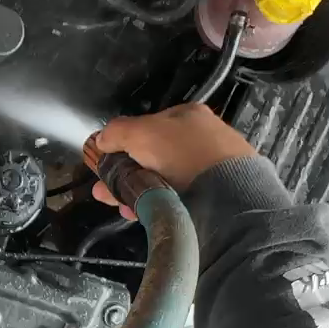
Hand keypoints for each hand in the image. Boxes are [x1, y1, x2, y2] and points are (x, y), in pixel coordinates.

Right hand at [90, 104, 255, 218]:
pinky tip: (141, 212)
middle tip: (106, 190)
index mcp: (187, 115)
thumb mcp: (141, 133)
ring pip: (161, 178)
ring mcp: (208, 166)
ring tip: (121, 205)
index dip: (123, 145)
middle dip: (125, 174)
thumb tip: (101, 139)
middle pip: (151, 156)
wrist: (227, 194)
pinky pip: (175, 196)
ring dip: (136, 191)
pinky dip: (156, 202)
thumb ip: (116, 131)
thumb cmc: (182, 155)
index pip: (146, 127)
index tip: (108, 164)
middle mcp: (201, 137)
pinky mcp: (213, 193)